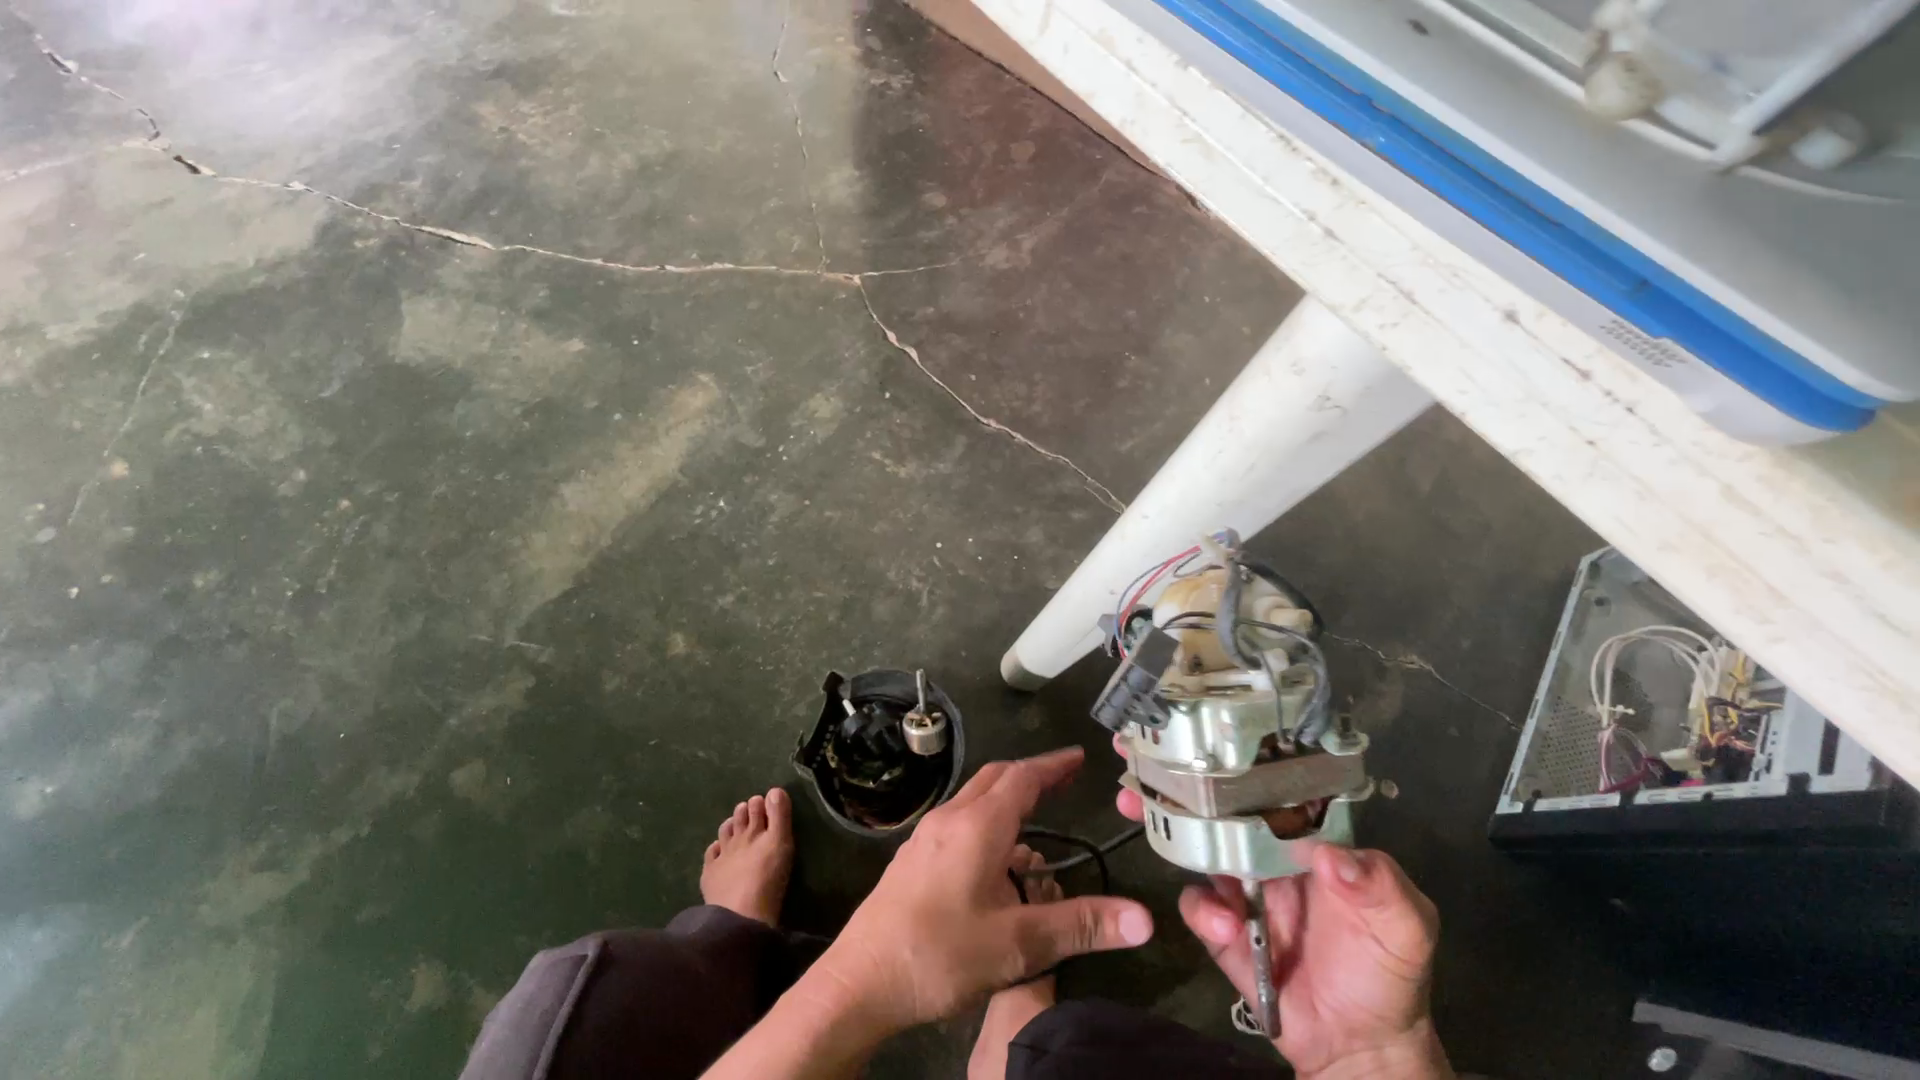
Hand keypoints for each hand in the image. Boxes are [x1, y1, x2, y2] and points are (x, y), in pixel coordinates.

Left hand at [811, 747, 1155, 1032]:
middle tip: (1065, 779)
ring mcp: (925, 838)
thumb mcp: (1019, 945)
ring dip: (1006, 795)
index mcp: (977, 827)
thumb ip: (1081, 926)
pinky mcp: (911, 859)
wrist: (860, 981)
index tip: (1080, 757)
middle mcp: (949, 820)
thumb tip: (1144, 920)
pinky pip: (957, 819)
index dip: (1053, 766)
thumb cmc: (941, 954)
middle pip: (994, 778)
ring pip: (972, 797)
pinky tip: (994, 852)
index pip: (1022, 778)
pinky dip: (985, 816)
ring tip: (1036, 813)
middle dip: (1031, 773)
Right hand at [1114, 738, 1450, 1079]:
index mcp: (1309, 837)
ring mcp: (1240, 887)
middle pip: (1218, 805)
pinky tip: (1227, 930)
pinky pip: (1196, 904)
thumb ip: (1379, 884)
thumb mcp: (1404, 924)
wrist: (1356, 1046)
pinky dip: (1204, 912)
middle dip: (1178, 778)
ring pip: (1194, 843)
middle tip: (1137, 754)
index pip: (1271, 785)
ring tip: (1134, 803)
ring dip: (1164, 822)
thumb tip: (1330, 854)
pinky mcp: (1219, 927)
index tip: (1205, 732)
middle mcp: (1268, 851)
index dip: (1238, 758)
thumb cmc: (1387, 973)